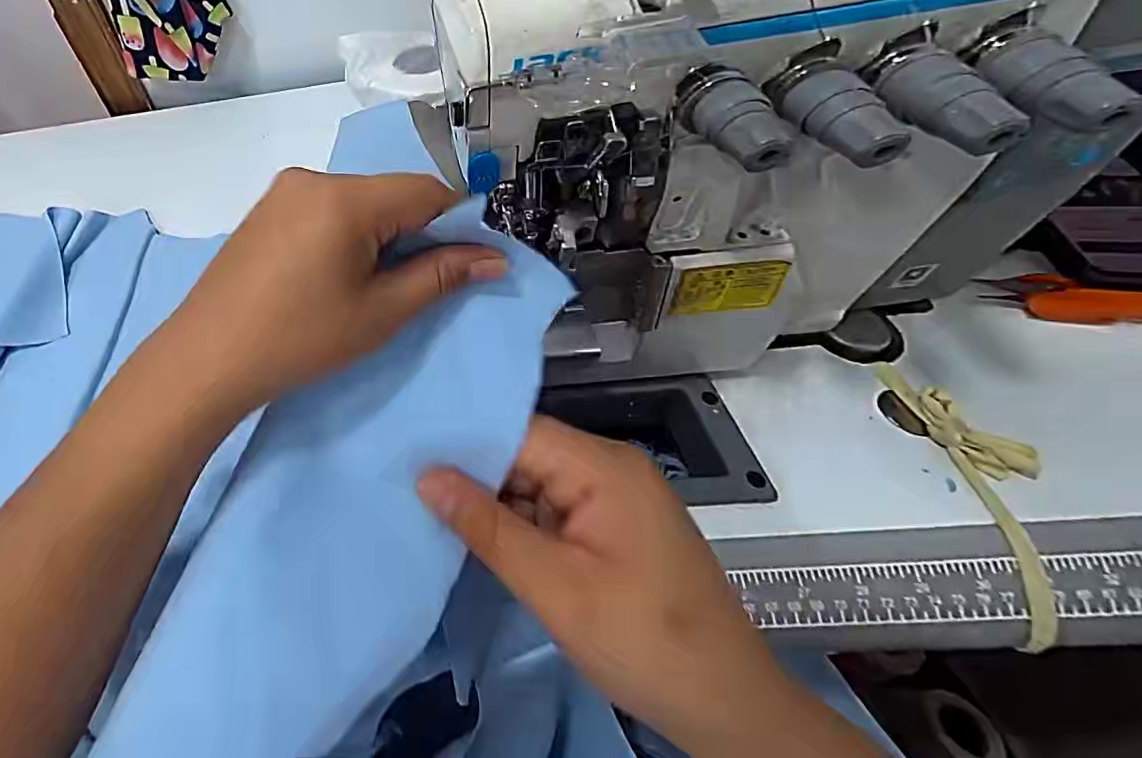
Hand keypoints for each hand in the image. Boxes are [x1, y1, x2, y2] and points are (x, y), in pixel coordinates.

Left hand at [146, 169, 506, 422]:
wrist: (206, 358)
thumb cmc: (298, 339)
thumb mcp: (379, 312)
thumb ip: (439, 275)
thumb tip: (492, 257)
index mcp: (344, 197)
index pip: (426, 190)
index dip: (456, 221)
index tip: (466, 260)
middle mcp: (312, 179)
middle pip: (390, 193)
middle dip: (416, 230)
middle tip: (417, 281)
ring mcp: (283, 191)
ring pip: (358, 200)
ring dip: (381, 232)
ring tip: (371, 284)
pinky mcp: (266, 209)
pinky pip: (325, 207)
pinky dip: (346, 231)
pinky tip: (335, 273)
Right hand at [418, 418, 881, 757]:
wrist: (730, 710)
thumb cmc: (645, 641)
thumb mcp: (555, 587)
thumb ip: (487, 527)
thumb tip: (426, 476)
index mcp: (603, 465)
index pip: (519, 431)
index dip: (465, 440)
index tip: (411, 451)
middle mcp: (609, 466)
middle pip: (526, 452)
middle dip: (474, 471)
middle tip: (410, 481)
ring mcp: (613, 496)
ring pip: (535, 480)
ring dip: (494, 499)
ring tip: (430, 504)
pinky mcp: (611, 524)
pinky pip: (551, 506)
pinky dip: (519, 520)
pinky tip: (479, 531)